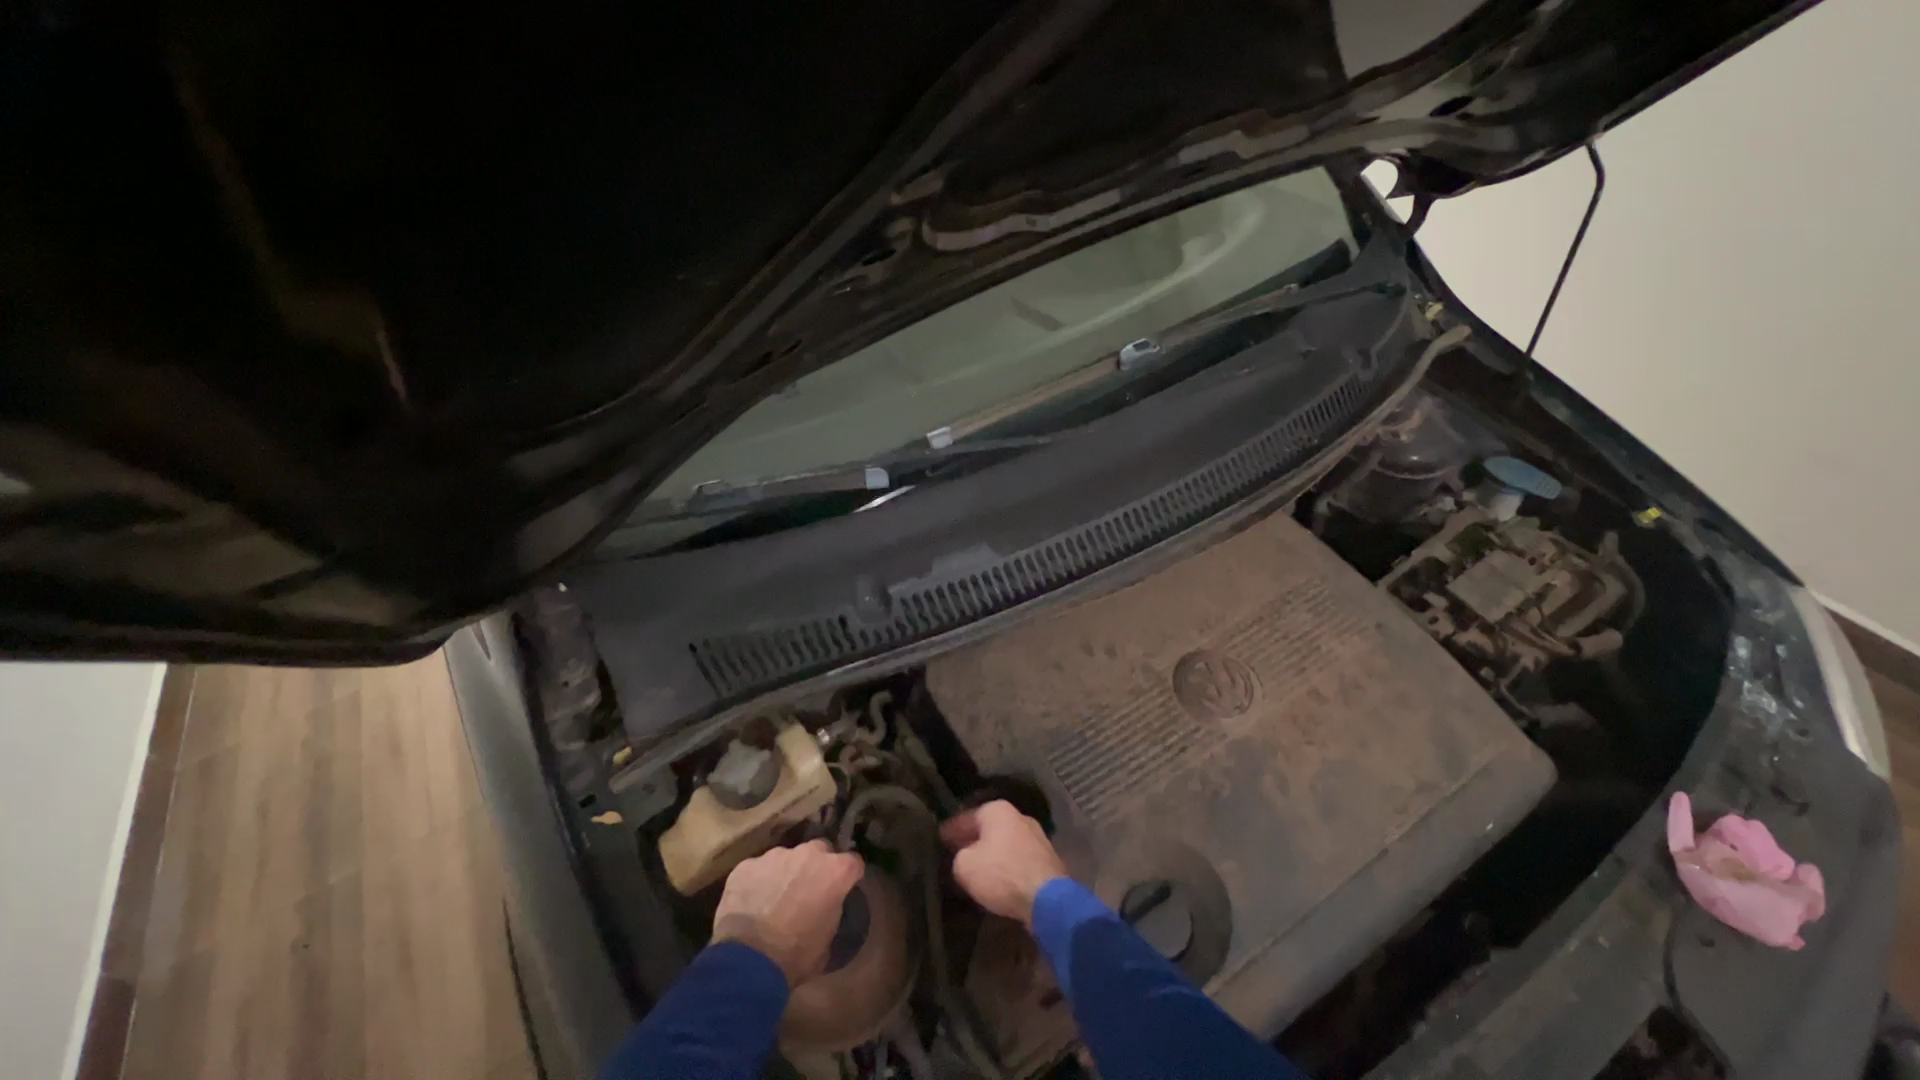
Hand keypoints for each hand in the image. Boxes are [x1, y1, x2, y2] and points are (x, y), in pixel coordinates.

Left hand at [712, 839, 864, 985]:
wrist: (748, 961)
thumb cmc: (796, 955)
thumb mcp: (828, 939)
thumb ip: (833, 911)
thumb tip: (828, 906)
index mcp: (836, 872)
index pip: (854, 863)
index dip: (848, 877)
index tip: (843, 889)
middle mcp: (808, 854)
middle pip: (820, 850)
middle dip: (817, 866)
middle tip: (808, 890)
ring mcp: (775, 856)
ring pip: (786, 857)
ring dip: (786, 872)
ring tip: (775, 897)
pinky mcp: (747, 864)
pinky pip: (758, 869)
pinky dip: (758, 881)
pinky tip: (751, 902)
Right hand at [940, 800, 1067, 925]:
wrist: (1048, 899)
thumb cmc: (1002, 874)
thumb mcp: (964, 866)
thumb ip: (958, 856)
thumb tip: (963, 856)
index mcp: (997, 810)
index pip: (965, 817)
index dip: (949, 830)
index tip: (937, 840)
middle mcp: (1019, 816)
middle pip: (987, 829)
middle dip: (971, 841)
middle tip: (953, 854)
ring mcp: (1036, 837)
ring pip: (1003, 844)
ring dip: (990, 855)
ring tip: (974, 869)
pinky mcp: (1046, 859)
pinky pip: (1017, 859)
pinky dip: (1005, 867)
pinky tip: (996, 879)